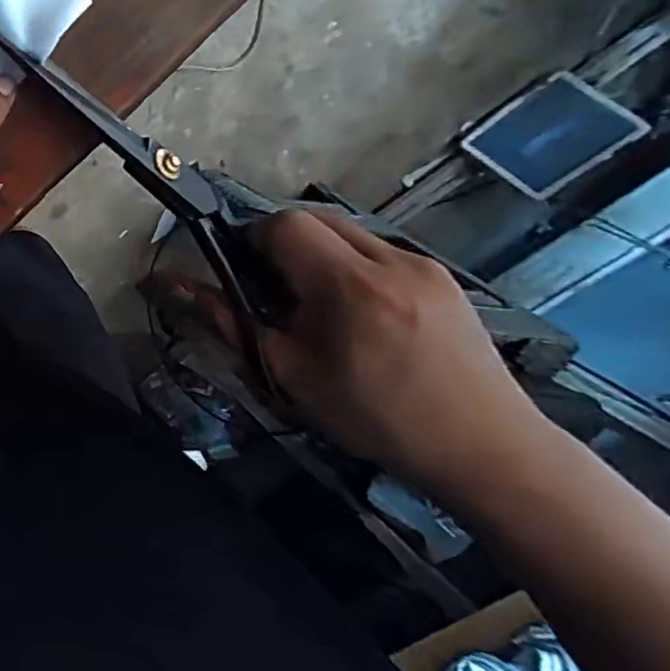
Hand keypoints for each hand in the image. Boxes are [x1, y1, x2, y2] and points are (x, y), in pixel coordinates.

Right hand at [253, 209, 558, 499]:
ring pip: (348, 232)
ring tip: (320, 303)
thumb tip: (179, 287)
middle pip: (315, 218)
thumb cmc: (378, 419)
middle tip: (276, 288)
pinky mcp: (444, 278)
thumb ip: (232, 323)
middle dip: (284, 242)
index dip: (255, 239)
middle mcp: (392, 262)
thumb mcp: (291, 376)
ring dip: (319, 252)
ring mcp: (425, 267)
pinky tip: (360, 312)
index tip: (249, 274)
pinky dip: (354, 265)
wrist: (490, 452)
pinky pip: (380, 251)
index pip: (285, 224)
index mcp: (350, 287)